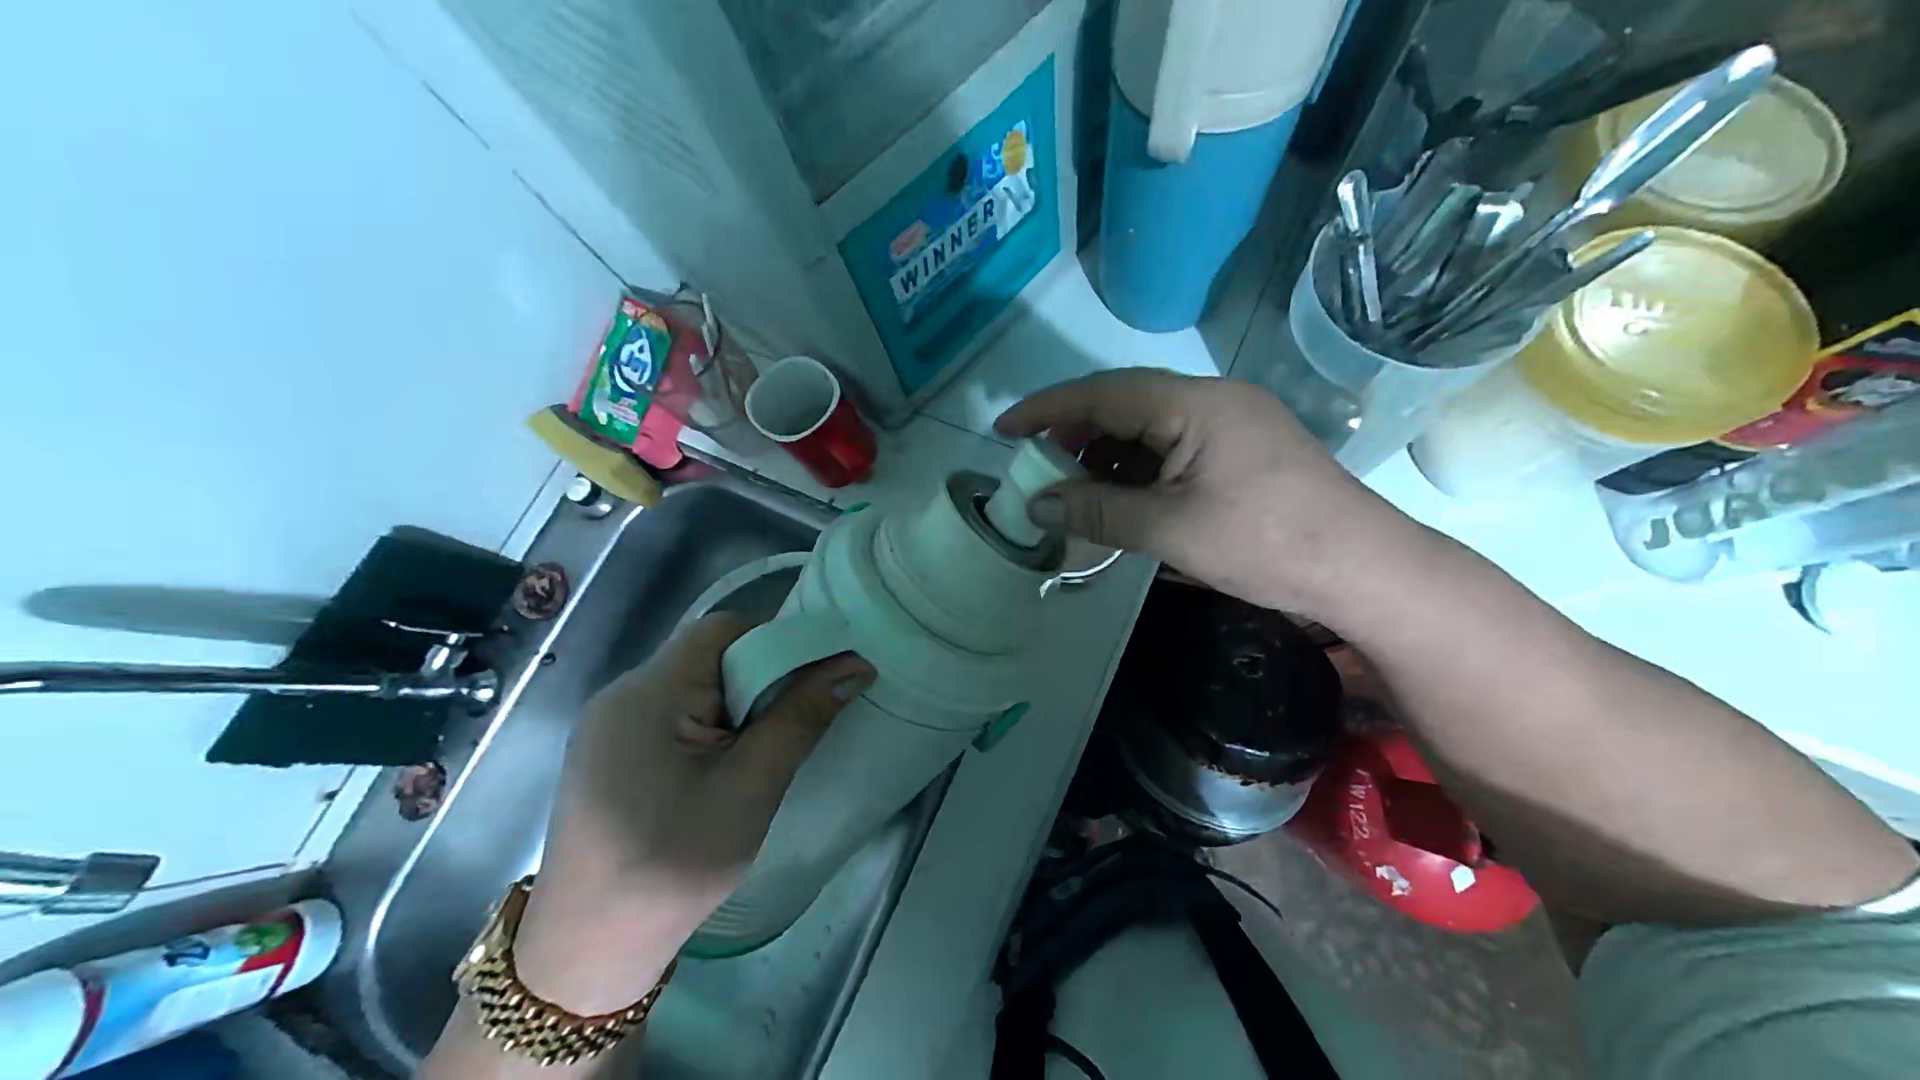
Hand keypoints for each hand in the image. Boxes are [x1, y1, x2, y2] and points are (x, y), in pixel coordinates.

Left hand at [513, 614, 873, 1011]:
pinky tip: (724, 766)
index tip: (815, 679)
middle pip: (707, 654)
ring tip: (764, 748)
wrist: (586, 953)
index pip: (723, 630)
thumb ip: (801, 719)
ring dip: (737, 704)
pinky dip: (710, 724)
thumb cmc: (673, 866)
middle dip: (760, 677)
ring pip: (692, 685)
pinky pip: (672, 713)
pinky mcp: (609, 754)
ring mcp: (609, 725)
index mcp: (649, 693)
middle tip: (796, 720)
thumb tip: (853, 667)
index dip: (776, 641)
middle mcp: (622, 694)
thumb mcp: (751, 789)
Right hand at [995, 370, 1416, 622]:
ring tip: (1072, 488)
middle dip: (1075, 433)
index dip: (1048, 409)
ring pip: (1148, 427)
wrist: (1364, 570)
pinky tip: (1120, 497)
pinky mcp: (1242, 451)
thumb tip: (1035, 504)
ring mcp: (1231, 424)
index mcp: (1195, 404)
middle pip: (1125, 403)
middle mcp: (1212, 400)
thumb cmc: (1265, 543)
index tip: (1005, 429)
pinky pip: (1173, 446)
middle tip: (1037, 466)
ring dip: (1106, 454)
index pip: (1103, 393)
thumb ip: (1098, 512)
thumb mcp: (1170, 529)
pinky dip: (1138, 469)